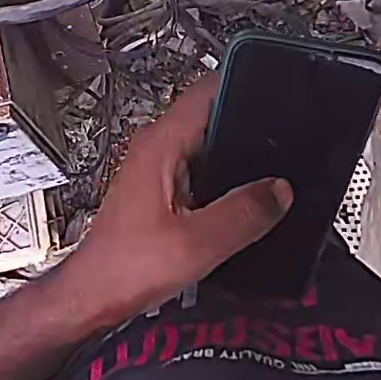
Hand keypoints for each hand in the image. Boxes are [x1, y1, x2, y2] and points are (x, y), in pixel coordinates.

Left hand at [53, 75, 291, 324]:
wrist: (93, 295)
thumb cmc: (125, 268)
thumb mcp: (196, 245)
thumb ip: (243, 214)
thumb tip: (280, 191)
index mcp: (161, 144)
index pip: (208, 89)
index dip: (245, 84)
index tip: (278, 91)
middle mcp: (158, 146)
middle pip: (212, 112)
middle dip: (250, 122)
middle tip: (287, 139)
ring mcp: (159, 164)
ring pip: (209, 140)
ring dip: (238, 151)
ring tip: (271, 170)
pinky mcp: (162, 185)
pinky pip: (202, 164)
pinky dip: (225, 174)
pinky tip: (244, 197)